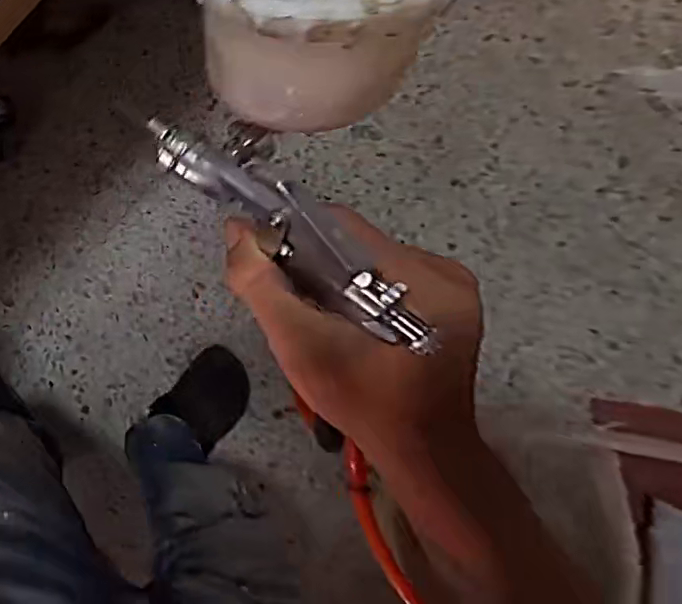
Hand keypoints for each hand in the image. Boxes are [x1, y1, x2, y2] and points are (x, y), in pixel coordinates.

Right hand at [225, 207, 482, 454]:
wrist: (418, 455)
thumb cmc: (361, 401)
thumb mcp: (297, 342)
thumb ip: (259, 282)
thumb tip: (236, 228)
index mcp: (422, 280)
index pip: (335, 225)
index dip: (288, 236)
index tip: (264, 265)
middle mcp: (441, 274)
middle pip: (343, 239)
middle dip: (304, 262)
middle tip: (287, 299)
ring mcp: (445, 287)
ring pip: (352, 254)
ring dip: (319, 274)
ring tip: (309, 312)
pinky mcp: (440, 301)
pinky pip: (369, 270)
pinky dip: (340, 285)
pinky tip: (334, 317)